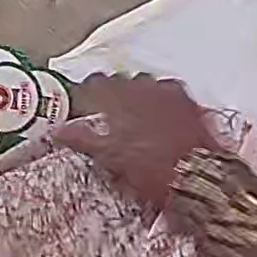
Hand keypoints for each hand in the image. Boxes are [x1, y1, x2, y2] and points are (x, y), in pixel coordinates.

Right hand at [54, 74, 214, 211]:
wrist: (199, 176)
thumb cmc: (149, 169)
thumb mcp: (110, 157)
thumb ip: (82, 139)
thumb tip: (57, 130)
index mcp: (117, 97)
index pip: (93, 83)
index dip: (87, 94)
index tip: (84, 104)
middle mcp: (142, 86)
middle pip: (120, 80)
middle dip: (112, 93)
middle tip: (109, 114)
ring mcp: (168, 90)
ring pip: (145, 84)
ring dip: (138, 95)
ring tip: (136, 116)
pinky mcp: (189, 100)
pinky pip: (168, 92)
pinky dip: (161, 101)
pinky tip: (162, 116)